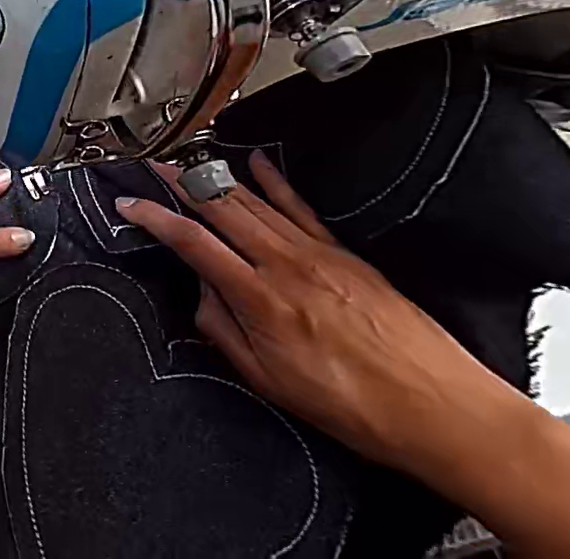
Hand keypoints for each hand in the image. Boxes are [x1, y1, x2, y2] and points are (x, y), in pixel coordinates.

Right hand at [116, 152, 537, 480]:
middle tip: (155, 166)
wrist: (436, 406)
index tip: (133, 205)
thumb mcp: (271, 383)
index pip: (193, 243)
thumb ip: (225, 332)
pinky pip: (298, 206)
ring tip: (191, 163)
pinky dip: (275, 182)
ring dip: (216, 178)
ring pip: (253, 202)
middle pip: (219, 208)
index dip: (156, 218)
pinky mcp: (341, 251)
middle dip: (180, 183)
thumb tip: (202, 295)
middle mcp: (284, 265)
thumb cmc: (358, 406)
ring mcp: (314, 252)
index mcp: (261, 299)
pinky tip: (258, 164)